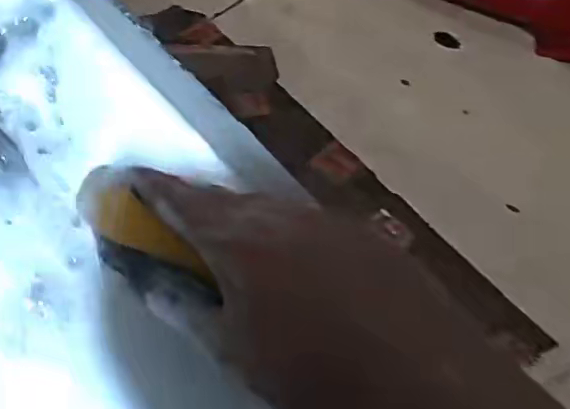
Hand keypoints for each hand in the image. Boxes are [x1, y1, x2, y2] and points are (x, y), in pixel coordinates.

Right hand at [118, 168, 557, 408]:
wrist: (452, 405)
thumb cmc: (321, 379)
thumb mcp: (237, 354)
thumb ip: (182, 308)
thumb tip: (142, 280)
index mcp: (234, 235)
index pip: (170, 194)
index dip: (139, 186)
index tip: (118, 182)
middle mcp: (276, 214)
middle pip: (216, 197)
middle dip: (191, 208)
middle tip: (175, 228)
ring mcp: (329, 223)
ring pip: (264, 208)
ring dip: (240, 222)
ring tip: (239, 255)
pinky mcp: (374, 243)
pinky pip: (309, 225)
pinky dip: (287, 237)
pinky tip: (300, 272)